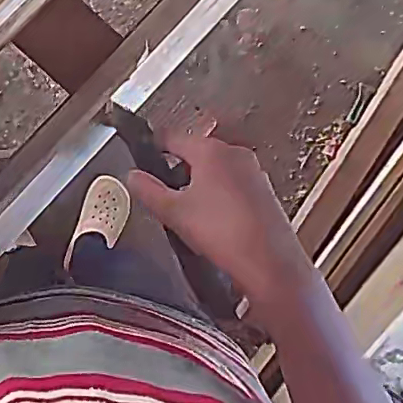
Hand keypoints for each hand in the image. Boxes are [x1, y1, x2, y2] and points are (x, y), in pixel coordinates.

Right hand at [126, 131, 316, 300]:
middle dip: (176, 171)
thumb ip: (148, 190)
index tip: (144, 155)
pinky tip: (211, 222)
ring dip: (197, 186)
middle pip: (194, 153)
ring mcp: (253, 173)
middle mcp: (235, 156)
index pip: (172, 137)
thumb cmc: (226, 234)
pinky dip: (217, 198)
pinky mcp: (263, 193)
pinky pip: (231, 186)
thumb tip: (134, 177)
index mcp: (211, 152)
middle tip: (162, 194)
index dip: (153, 147)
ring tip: (187, 213)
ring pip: (214, 171)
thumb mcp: (172, 212)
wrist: (269, 264)